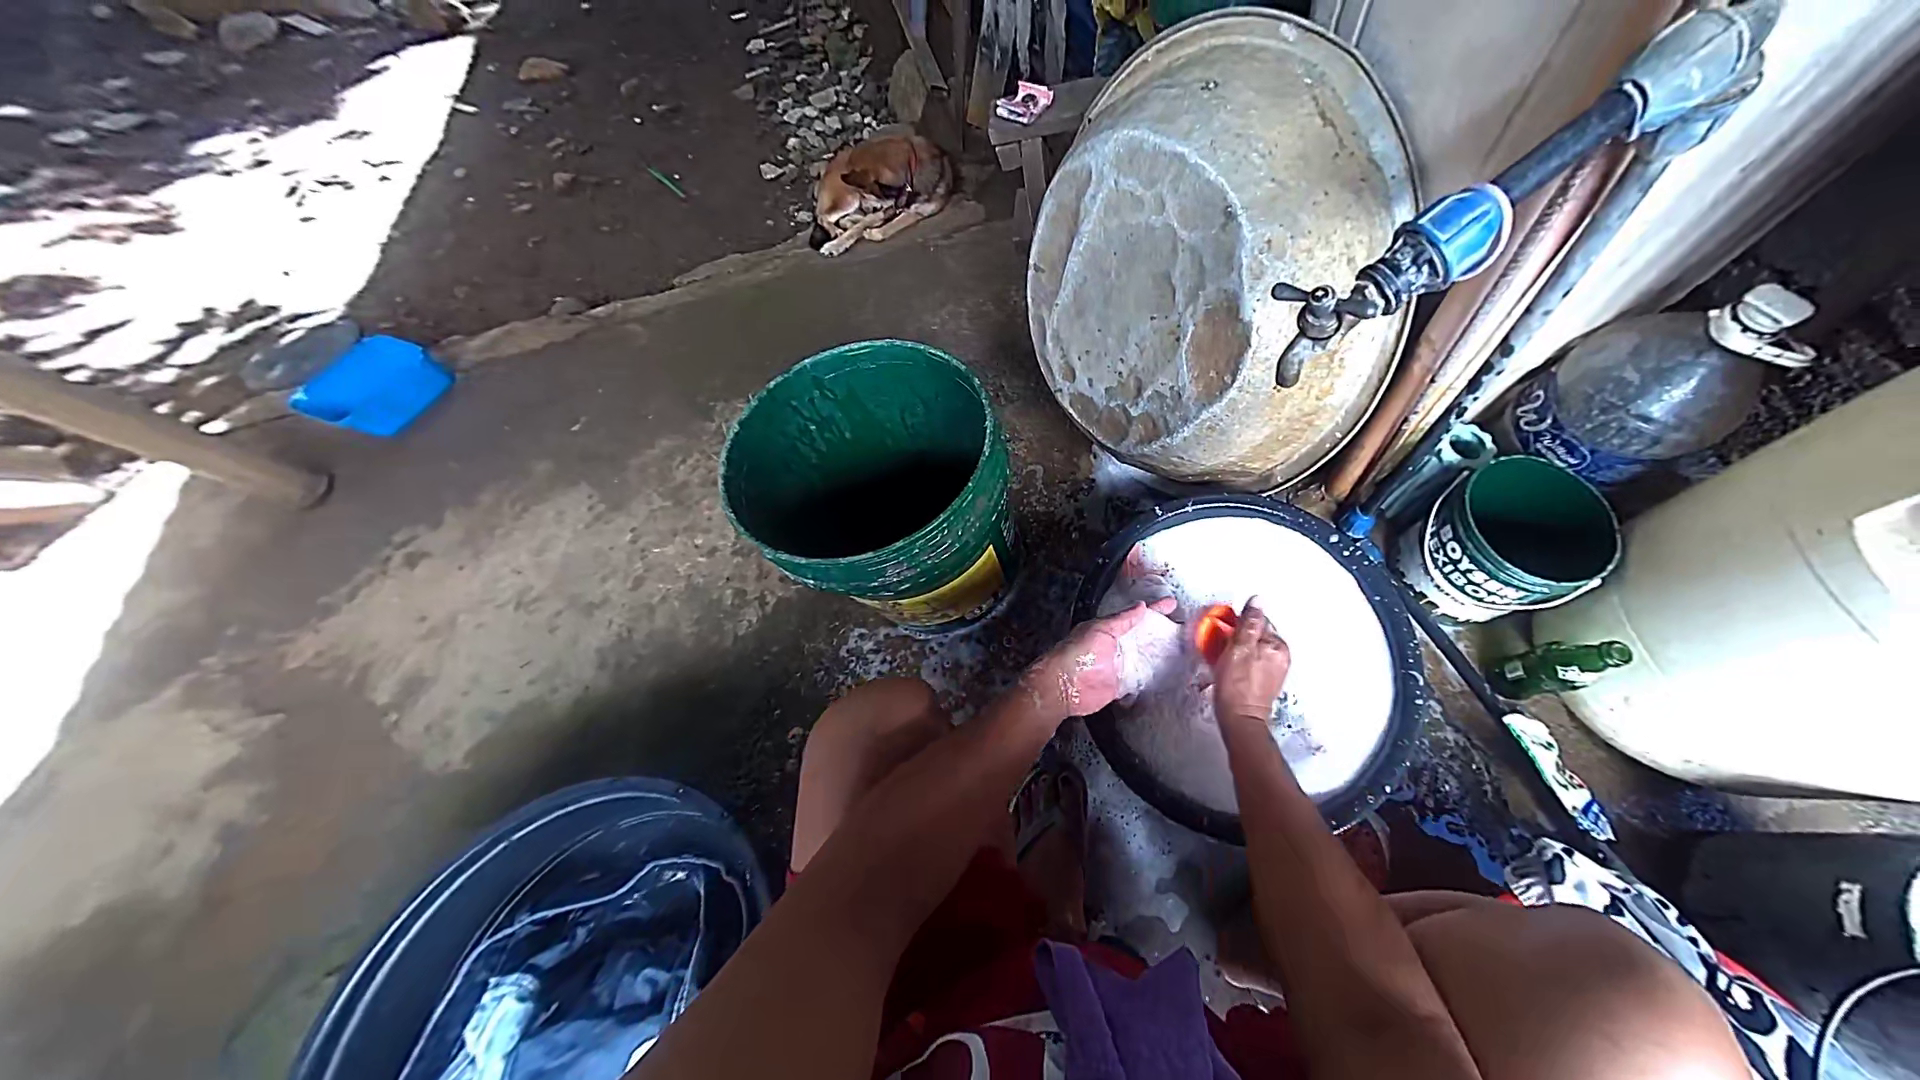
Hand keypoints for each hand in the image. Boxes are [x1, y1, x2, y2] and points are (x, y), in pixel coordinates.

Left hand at [1022, 598, 1178, 720]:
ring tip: (1183, 651)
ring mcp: (1119, 667)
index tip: (1171, 605)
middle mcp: (1117, 646)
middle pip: (1144, 638)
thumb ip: (1122, 620)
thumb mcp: (1101, 630)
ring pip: (1145, 659)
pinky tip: (1167, 676)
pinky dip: (1151, 678)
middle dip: (1162, 634)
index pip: (1137, 616)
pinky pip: (1140, 681)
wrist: (1063, 687)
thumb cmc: (1075, 655)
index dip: (1155, 610)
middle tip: (1184, 631)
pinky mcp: (1120, 686)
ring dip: (1160, 656)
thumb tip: (1140, 606)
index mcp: (1111, 629)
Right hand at [1211, 599, 1290, 728]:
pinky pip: (1250, 661)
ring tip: (1224, 661)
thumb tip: (1257, 601)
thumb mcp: (1238, 648)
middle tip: (1223, 648)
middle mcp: (1280, 656)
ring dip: (1236, 649)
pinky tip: (1229, 670)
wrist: (1239, 718)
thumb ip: (1249, 623)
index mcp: (1277, 646)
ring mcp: (1273, 669)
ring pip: (1251, 648)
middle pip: (1254, 634)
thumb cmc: (1237, 687)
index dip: (1237, 625)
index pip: (1257, 621)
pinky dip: (1239, 661)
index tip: (1225, 633)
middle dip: (1237, 637)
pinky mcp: (1264, 680)